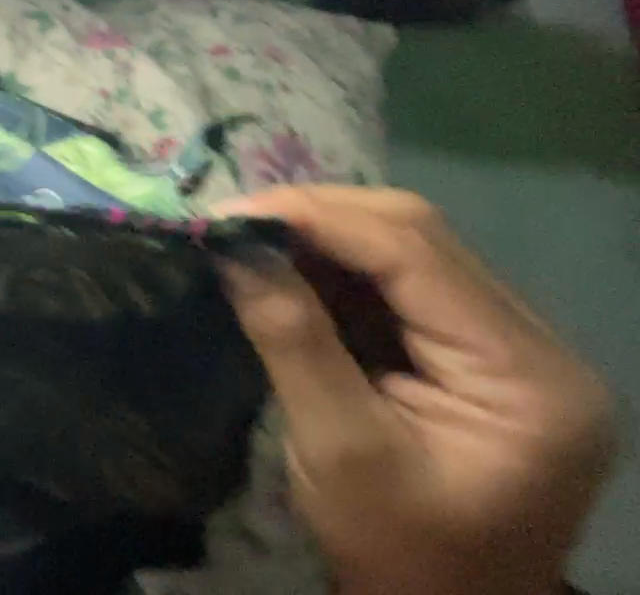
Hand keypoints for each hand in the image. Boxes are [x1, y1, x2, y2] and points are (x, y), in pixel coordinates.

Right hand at [216, 187, 615, 594]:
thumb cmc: (395, 542)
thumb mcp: (336, 444)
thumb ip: (289, 337)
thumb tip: (230, 246)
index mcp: (525, 375)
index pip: (415, 254)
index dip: (315, 217)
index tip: (224, 214)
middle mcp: (532, 344)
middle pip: (417, 235)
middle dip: (314, 216)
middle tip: (228, 226)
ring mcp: (505, 344)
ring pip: (404, 246)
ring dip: (318, 235)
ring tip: (245, 242)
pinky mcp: (468, 350)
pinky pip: (394, 279)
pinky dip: (329, 264)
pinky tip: (282, 268)